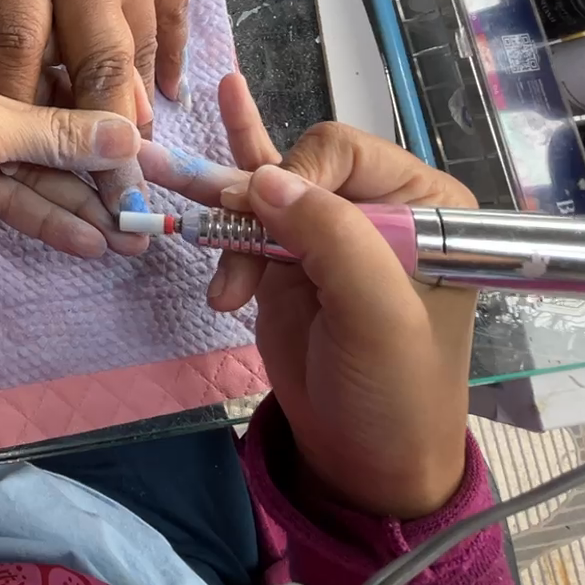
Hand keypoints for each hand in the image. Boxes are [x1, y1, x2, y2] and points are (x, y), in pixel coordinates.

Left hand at [0, 0, 229, 211]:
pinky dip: (172, 58)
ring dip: (133, 105)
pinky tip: (170, 92)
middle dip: (88, 124)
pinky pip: (173, 18)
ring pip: (135, 50)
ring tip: (131, 153)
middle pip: (84, 62)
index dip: (10, 98)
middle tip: (90, 175)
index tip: (7, 141)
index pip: (11, 42)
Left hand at [0, 10, 148, 258]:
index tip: (150, 139)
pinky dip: (45, 215)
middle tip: (147, 202)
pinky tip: (88, 241)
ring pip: (38, 165)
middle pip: (56, 123)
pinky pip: (13, 191)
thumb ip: (59, 133)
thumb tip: (131, 139)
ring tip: (132, 238)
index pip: (63, 66)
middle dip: (101, 167)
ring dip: (81, 201)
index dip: (109, 105)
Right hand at [140, 74, 477, 518]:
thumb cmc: (391, 390)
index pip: (342, 154)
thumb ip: (330, 239)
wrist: (359, 453)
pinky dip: (221, 191)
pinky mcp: (284, 254)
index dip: (296, 178)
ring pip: (262, 183)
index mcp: (423, 208)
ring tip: (162, 164)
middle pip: (294, 165)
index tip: (264, 227)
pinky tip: (208, 131)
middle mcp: (375, 207)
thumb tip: (262, 179)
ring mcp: (325, 229)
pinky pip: (248, 210)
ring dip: (216, 189)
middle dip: (250, 198)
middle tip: (220, 229)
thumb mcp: (376, 318)